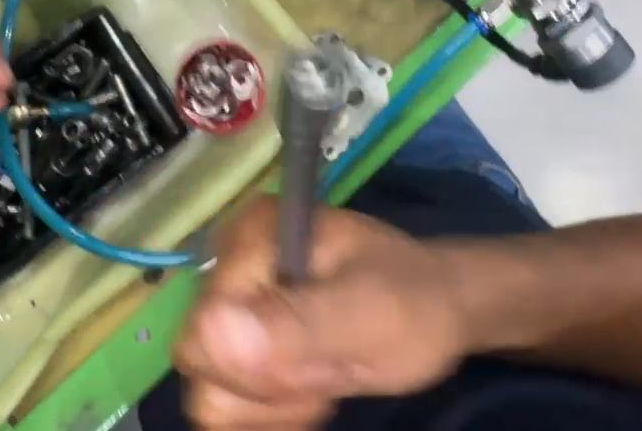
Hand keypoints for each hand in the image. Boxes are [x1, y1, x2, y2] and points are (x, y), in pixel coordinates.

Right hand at [174, 197, 472, 428]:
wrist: (441, 307)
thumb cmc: (412, 302)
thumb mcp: (366, 314)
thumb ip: (294, 324)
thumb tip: (211, 332)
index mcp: (252, 235)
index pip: (203, 330)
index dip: (259, 367)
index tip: (318, 360)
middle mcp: (232, 259)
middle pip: (199, 359)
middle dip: (266, 386)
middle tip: (325, 367)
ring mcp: (237, 296)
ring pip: (213, 386)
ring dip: (272, 401)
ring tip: (323, 373)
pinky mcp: (245, 330)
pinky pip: (230, 396)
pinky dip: (272, 407)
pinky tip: (313, 383)